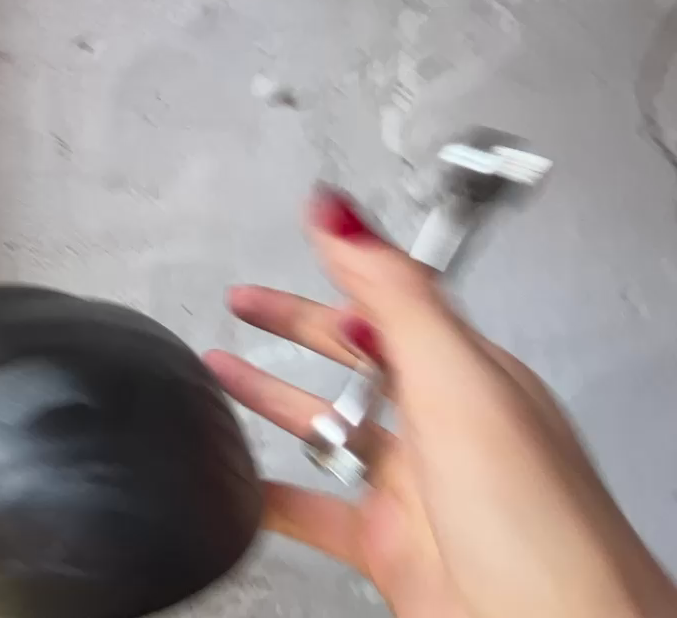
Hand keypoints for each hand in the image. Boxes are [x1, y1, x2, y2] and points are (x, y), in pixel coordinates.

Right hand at [207, 189, 676, 617]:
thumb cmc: (537, 532)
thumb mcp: (457, 387)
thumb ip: (393, 295)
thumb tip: (336, 213)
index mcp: (467, 380)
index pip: (392, 303)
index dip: (346, 265)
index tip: (314, 230)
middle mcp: (442, 429)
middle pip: (353, 357)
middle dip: (294, 323)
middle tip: (246, 302)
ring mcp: (413, 487)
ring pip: (323, 425)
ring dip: (268, 397)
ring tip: (218, 371)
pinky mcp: (387, 542)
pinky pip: (306, 505)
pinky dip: (265, 492)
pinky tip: (239, 482)